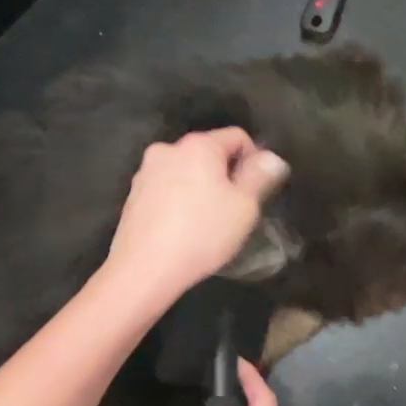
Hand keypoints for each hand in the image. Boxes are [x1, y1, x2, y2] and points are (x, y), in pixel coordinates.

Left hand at [105, 127, 288, 302]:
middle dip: (225, 174)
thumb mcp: (244, 207)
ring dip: (201, 187)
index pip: (238, 136)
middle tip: (235, 208)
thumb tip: (271, 158)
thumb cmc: (202, 233)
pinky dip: (180, 200)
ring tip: (208, 222)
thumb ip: (260, 176)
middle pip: (209, 152)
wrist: (145, 269)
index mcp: (198, 145)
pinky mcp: (134, 195)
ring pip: (186, 171)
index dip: (254, 159)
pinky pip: (167, 188)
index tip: (257, 190)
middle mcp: (168, 149)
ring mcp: (146, 171)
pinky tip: (184, 228)